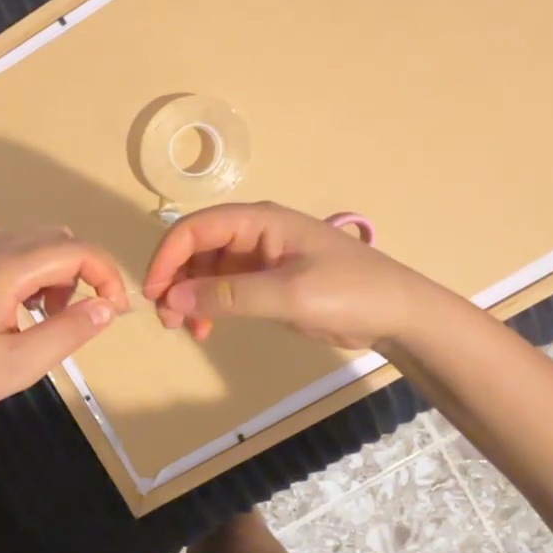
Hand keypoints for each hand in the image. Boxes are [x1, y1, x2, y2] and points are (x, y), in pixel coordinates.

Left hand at [0, 229, 130, 429]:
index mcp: (7, 268)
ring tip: (51, 320)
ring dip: (59, 274)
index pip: (76, 249)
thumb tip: (108, 306)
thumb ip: (68, 332)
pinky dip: (36, 274)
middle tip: (81, 318)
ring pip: (38, 244)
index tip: (116, 312)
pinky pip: (15, 255)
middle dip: (84, 272)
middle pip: (59, 239)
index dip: (107, 275)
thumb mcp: (19, 364)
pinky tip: (25, 312)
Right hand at [142, 202, 433, 348]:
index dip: (168, 257)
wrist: (398, 315)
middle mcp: (254, 234)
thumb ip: (230, 296)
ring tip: (186, 331)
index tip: (154, 294)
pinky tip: (206, 331)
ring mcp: (259, 258)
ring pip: (204, 271)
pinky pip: (222, 289)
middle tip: (167, 320)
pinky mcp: (265, 283)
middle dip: (174, 280)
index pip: (196, 228)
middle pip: (195, 248)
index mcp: (260, 221)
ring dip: (188, 297)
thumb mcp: (289, 295)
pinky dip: (207, 308)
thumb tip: (174, 299)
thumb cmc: (350, 293)